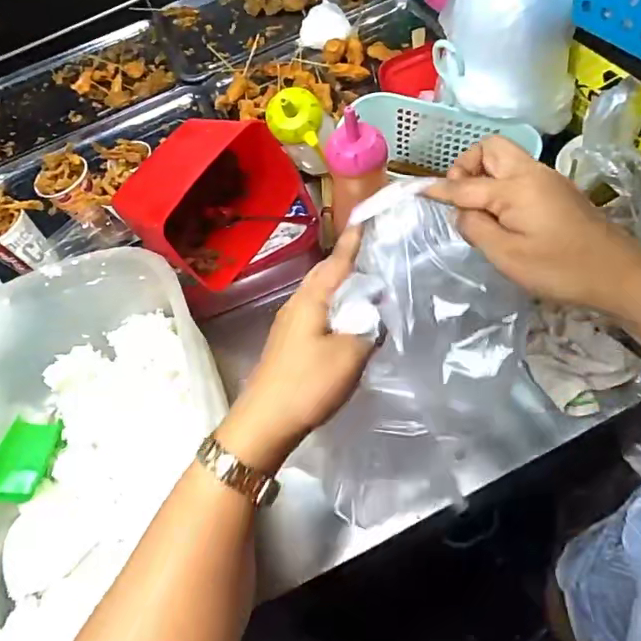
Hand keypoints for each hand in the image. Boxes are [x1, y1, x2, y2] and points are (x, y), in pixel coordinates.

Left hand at [217, 225, 371, 470]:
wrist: (265, 422)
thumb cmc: (308, 383)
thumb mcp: (350, 354)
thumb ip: (368, 328)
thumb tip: (375, 313)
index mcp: (311, 299)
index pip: (337, 261)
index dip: (354, 241)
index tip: (367, 219)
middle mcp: (297, 303)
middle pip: (325, 274)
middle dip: (348, 261)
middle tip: (375, 254)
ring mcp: (289, 323)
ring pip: (320, 294)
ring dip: (342, 286)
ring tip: (368, 286)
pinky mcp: (289, 342)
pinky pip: (317, 312)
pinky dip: (335, 307)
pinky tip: (348, 320)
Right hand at [424, 136, 640, 319]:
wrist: (619, 273)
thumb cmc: (561, 269)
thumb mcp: (508, 257)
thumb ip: (477, 228)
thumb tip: (462, 212)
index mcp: (515, 187)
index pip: (465, 184)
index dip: (439, 190)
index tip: (418, 192)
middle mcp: (531, 173)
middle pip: (490, 148)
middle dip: (467, 165)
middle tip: (460, 197)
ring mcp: (549, 179)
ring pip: (507, 157)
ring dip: (486, 172)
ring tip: (478, 207)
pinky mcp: (560, 190)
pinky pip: (521, 172)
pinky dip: (503, 182)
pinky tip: (503, 213)